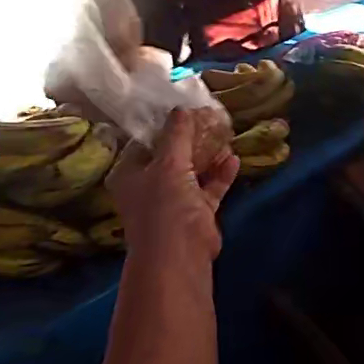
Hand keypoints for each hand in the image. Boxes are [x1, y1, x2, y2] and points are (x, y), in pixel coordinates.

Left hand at [107, 109, 239, 262]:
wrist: (180, 255)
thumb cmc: (165, 206)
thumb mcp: (169, 163)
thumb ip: (177, 134)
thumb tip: (183, 108)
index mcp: (129, 173)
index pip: (144, 141)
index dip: (165, 124)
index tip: (186, 108)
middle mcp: (148, 186)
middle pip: (171, 155)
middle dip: (192, 138)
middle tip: (211, 117)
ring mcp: (172, 201)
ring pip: (192, 171)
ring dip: (208, 155)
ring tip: (226, 134)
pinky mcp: (195, 213)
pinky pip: (208, 188)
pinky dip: (220, 175)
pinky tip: (234, 159)